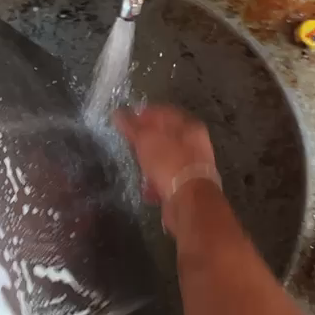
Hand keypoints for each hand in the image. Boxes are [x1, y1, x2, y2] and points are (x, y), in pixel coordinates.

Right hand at [113, 105, 219, 229]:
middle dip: (148, 139)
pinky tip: (146, 187)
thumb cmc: (168, 163)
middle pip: (168, 136)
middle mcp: (196, 145)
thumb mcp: (146, 140)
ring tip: (136, 165)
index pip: (165, 112)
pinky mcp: (186, 187)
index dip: (145, 113)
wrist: (188, 201)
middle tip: (130, 141)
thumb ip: (132, 126)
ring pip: (167, 158)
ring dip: (152, 162)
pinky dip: (156, 181)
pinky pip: (167, 179)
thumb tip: (118, 113)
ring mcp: (193, 167)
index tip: (127, 119)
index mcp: (189, 127)